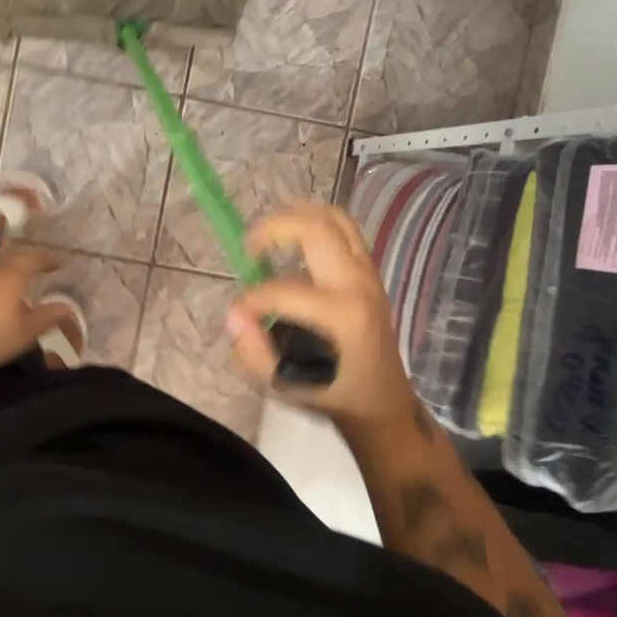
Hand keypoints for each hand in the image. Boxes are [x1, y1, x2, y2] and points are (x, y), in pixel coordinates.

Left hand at [0, 247, 74, 382]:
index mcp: (10, 276)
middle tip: (38, 271)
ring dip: (5, 274)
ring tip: (13, 288)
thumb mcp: (23, 334)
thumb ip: (47, 318)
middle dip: (27, 263)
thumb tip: (68, 306)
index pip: (34, 258)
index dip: (49, 259)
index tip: (59, 262)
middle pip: (12, 259)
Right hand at [225, 204, 419, 430]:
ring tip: (268, 237)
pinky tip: (290, 245)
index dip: (249, 300)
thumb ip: (252, 351)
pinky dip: (312, 225)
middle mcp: (357, 284)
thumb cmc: (332, 392)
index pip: (281, 290)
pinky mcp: (370, 270)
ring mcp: (368, 273)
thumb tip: (234, 316)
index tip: (238, 314)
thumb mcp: (284, 384)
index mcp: (340, 315)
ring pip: (334, 217)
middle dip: (272, 228)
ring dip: (295, 217)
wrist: (382, 399)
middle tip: (249, 249)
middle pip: (315, 227)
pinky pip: (343, 229)